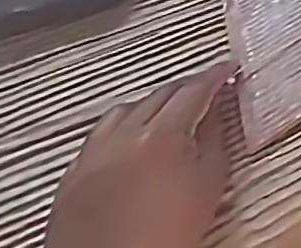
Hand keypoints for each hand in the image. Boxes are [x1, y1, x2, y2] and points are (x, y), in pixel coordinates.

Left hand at [44, 65, 233, 247]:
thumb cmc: (170, 233)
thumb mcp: (210, 181)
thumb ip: (216, 134)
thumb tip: (218, 106)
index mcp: (162, 134)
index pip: (195, 89)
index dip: (217, 75)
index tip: (231, 69)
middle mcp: (123, 137)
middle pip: (160, 94)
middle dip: (188, 86)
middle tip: (209, 89)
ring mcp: (91, 158)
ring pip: (125, 110)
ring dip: (153, 104)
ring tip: (170, 112)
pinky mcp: (69, 180)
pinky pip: (99, 136)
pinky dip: (123, 127)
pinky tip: (134, 140)